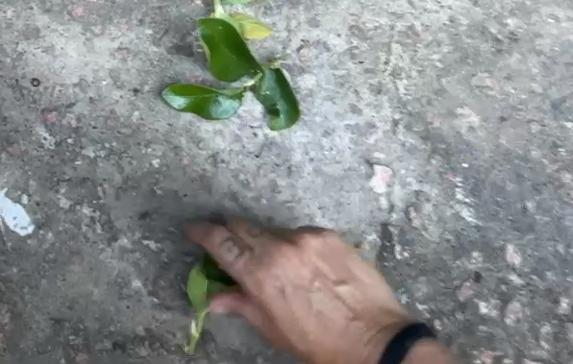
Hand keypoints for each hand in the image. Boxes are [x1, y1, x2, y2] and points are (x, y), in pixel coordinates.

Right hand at [184, 221, 441, 363]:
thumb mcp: (277, 332)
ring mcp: (304, 238)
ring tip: (282, 266)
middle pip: (241, 226)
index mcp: (261, 275)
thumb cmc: (324, 346)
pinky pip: (301, 234)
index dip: (201, 232)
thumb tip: (213, 298)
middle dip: (231, 234)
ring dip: (267, 242)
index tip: (192, 229)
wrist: (380, 343)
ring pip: (272, 230)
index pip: (219, 241)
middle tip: (230, 245)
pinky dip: (297, 246)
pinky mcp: (327, 234)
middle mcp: (278, 248)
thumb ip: (243, 305)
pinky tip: (310, 267)